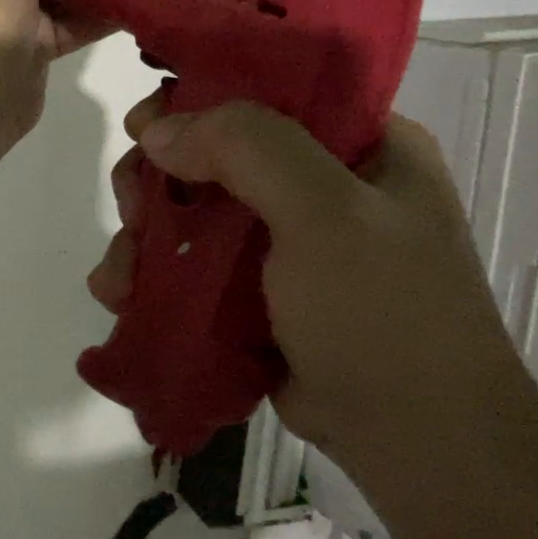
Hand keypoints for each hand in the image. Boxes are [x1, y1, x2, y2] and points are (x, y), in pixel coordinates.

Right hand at [86, 96, 528, 461]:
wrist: (418, 448)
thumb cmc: (386, 318)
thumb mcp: (328, 216)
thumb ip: (248, 150)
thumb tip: (158, 132)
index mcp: (362, 148)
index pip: (268, 90)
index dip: (198, 99)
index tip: (145, 128)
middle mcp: (323, 184)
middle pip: (212, 152)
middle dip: (156, 181)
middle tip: (133, 212)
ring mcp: (287, 241)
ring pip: (189, 211)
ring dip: (142, 238)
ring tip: (119, 278)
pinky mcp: (256, 290)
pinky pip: (188, 262)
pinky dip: (150, 274)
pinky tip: (122, 296)